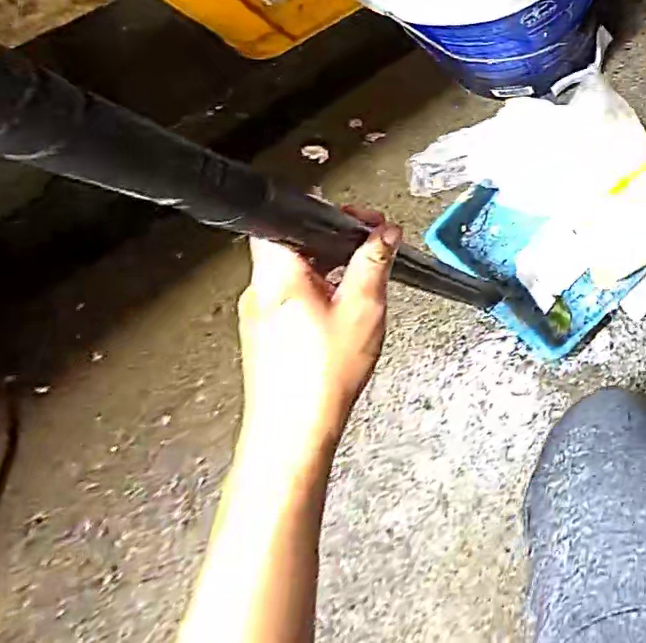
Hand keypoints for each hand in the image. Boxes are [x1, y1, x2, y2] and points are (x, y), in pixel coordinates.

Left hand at [236, 210, 398, 460]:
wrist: (294, 431)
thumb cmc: (321, 376)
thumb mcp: (365, 306)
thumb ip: (375, 261)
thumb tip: (384, 234)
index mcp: (278, 277)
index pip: (287, 221)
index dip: (325, 213)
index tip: (357, 220)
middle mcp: (261, 292)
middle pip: (295, 244)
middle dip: (337, 240)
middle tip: (371, 247)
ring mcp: (260, 314)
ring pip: (296, 270)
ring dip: (331, 266)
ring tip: (363, 281)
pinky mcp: (266, 334)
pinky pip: (294, 295)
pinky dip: (321, 290)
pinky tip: (344, 309)